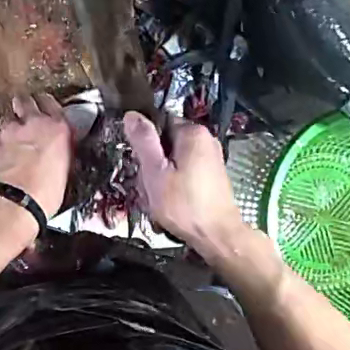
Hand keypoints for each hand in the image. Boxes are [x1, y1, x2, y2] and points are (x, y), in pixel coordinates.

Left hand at [0, 93, 71, 215]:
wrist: (16, 203)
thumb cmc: (46, 194)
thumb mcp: (65, 169)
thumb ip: (59, 150)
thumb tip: (54, 149)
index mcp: (57, 129)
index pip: (51, 103)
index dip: (45, 105)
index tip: (43, 109)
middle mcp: (33, 123)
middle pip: (25, 100)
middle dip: (23, 105)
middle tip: (23, 115)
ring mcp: (8, 130)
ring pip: (6, 122)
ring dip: (8, 132)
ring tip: (10, 150)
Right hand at [122, 111, 249, 256]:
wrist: (217, 235)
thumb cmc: (184, 205)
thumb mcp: (155, 172)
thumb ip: (143, 141)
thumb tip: (132, 114)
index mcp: (193, 133)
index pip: (158, 124)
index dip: (145, 145)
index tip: (142, 166)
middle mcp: (206, 140)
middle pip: (166, 143)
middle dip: (153, 164)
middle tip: (150, 187)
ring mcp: (211, 158)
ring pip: (173, 161)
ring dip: (162, 178)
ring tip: (160, 198)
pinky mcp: (212, 175)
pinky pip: (185, 172)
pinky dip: (175, 185)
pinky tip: (173, 202)